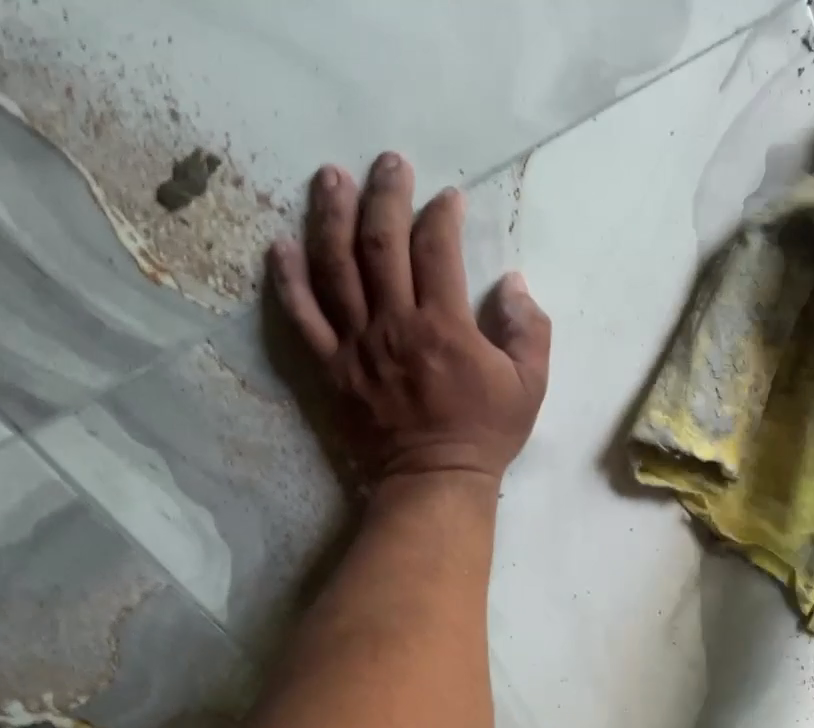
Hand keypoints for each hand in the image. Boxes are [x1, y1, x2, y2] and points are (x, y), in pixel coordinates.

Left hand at [269, 153, 550, 486]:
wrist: (435, 479)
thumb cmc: (487, 432)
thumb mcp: (531, 384)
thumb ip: (529, 330)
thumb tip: (513, 283)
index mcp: (445, 327)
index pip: (438, 252)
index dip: (441, 216)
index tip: (448, 198)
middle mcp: (394, 325)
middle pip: (380, 244)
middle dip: (385, 196)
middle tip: (389, 162)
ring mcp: (356, 344)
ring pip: (335, 268)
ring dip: (331, 216)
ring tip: (330, 177)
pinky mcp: (332, 367)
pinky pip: (302, 317)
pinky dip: (288, 279)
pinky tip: (281, 244)